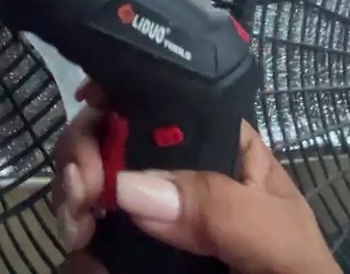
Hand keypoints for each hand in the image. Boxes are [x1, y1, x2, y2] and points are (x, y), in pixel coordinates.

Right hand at [51, 87, 339, 273]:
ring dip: (69, 193)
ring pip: (89, 182)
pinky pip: (88, 241)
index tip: (90, 106)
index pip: (164, 98)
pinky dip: (76, 245)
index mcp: (223, 153)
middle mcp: (180, 178)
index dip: (119, 92)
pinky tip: (83, 257)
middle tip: (79, 190)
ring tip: (75, 226)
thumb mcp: (280, 244)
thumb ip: (220, 209)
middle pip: (113, 135)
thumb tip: (128, 185)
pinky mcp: (128, 258)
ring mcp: (151, 220)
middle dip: (83, 149)